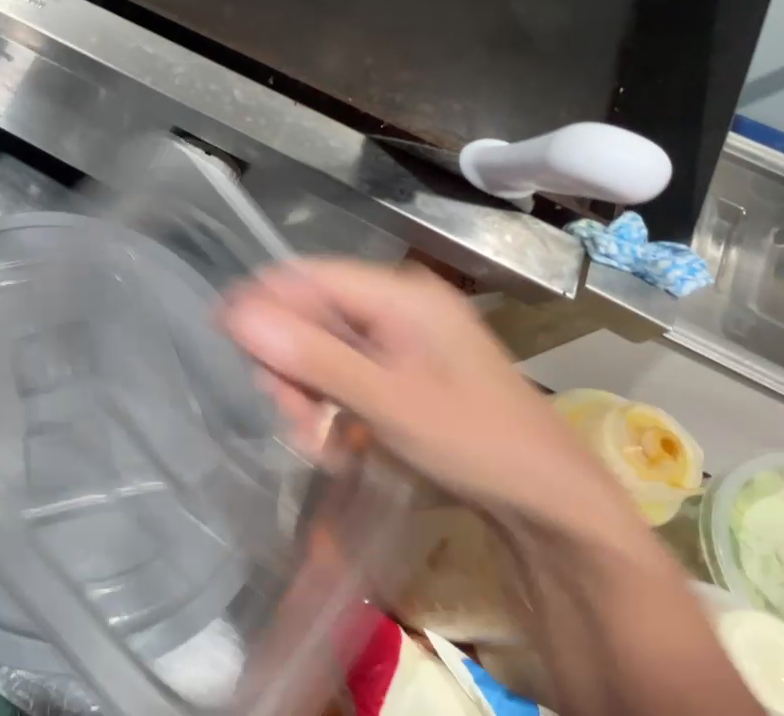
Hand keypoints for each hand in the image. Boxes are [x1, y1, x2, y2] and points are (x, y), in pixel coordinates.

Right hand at [224, 260, 633, 531]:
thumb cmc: (478, 445)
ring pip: (316, 348)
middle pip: (306, 314)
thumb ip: (313, 358)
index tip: (229, 347)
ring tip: (313, 439)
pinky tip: (330, 440)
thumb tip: (237, 317)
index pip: (304, 277)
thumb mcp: (389, 403)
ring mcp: (397, 340)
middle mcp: (395, 306)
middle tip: (288, 416)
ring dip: (302, 391)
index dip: (261, 306)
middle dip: (286, 364)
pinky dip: (324, 403)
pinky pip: (337, 372)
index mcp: (400, 295)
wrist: (553, 506)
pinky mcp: (397, 371)